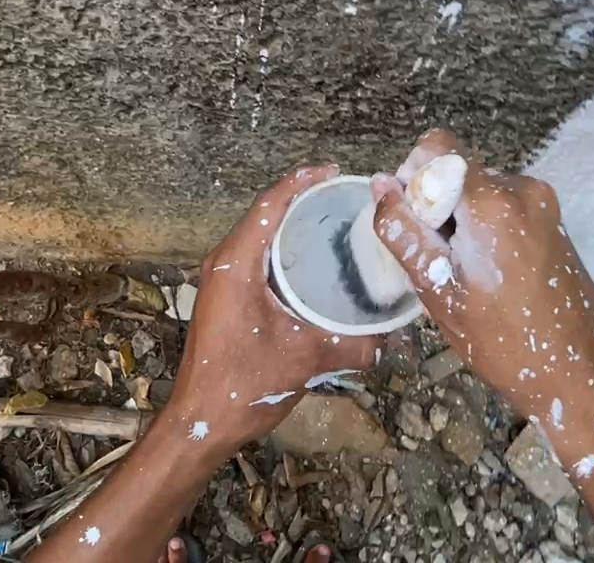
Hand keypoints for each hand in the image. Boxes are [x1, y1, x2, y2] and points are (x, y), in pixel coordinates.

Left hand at [166, 164, 380, 447]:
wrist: (199, 423)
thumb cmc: (242, 385)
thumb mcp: (305, 360)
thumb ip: (354, 346)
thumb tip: (394, 337)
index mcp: (236, 263)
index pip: (269, 204)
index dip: (300, 181)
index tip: (332, 169)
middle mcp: (224, 261)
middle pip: (263, 213)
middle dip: (300, 196)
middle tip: (341, 192)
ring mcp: (221, 278)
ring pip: (258, 234)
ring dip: (289, 221)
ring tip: (330, 218)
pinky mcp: (224, 295)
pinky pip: (256, 255)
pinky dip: (281, 246)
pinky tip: (310, 260)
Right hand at [370, 131, 593, 423]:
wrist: (579, 377)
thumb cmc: (502, 340)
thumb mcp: (437, 289)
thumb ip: (402, 231)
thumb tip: (380, 184)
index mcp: (492, 201)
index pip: (437, 146)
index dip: (413, 175)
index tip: (414, 221)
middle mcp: (522, 187)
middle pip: (456, 169)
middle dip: (436, 204)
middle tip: (439, 259)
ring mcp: (544, 202)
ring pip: (477, 187)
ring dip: (460, 216)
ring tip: (466, 271)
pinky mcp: (554, 218)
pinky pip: (502, 202)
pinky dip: (485, 224)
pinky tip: (491, 271)